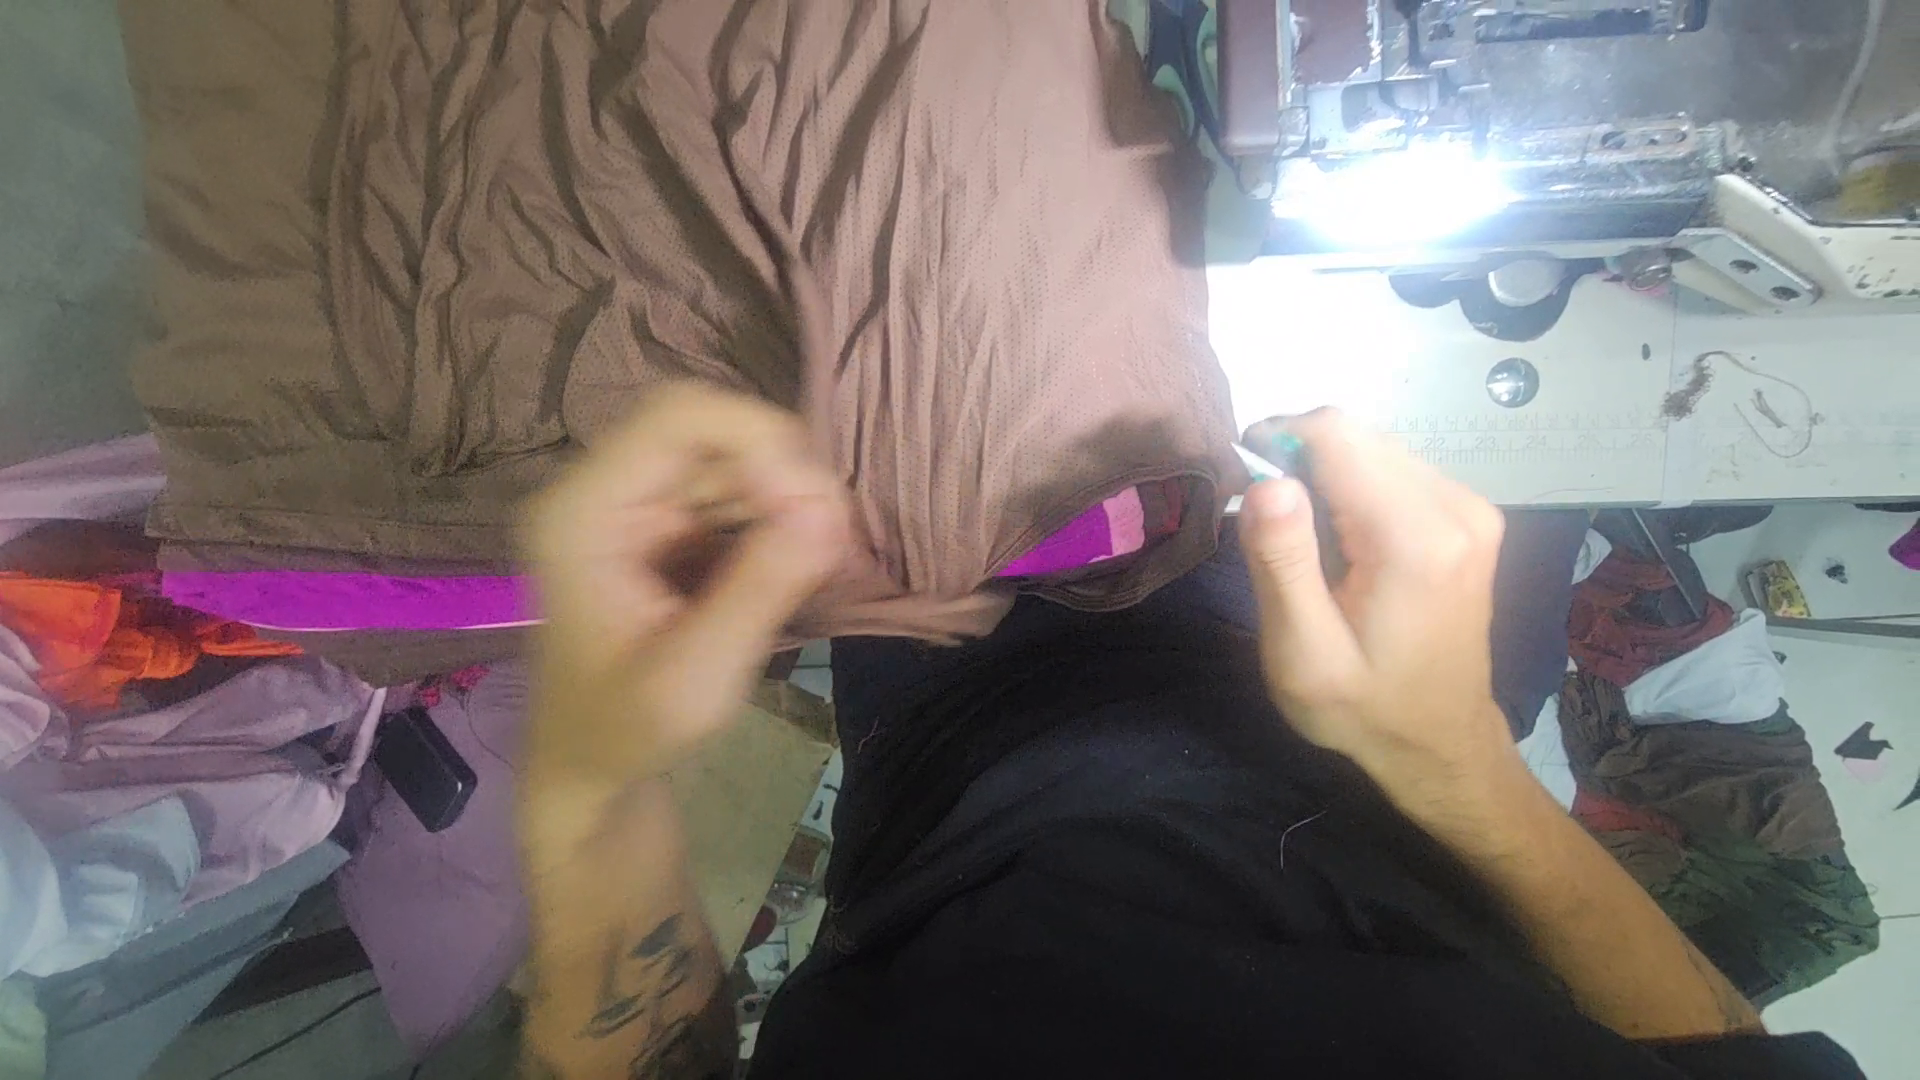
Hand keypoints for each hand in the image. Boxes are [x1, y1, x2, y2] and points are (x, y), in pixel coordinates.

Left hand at [523, 382, 850, 786]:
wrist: (595, 763)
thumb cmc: (627, 730)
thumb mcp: (696, 675)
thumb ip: (760, 590)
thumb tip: (829, 515)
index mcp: (586, 514)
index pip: (678, 418)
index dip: (757, 442)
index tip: (806, 513)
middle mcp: (610, 490)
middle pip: (716, 430)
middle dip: (786, 476)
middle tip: (830, 542)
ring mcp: (643, 505)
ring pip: (738, 457)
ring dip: (791, 497)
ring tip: (823, 558)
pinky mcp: (674, 525)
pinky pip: (742, 491)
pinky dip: (783, 517)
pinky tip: (802, 560)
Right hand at [1238, 410, 1515, 807]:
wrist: (1436, 743)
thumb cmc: (1360, 705)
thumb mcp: (1301, 650)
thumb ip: (1282, 561)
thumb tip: (1266, 481)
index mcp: (1414, 538)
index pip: (1336, 435)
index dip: (1276, 442)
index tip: (1243, 488)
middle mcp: (1455, 507)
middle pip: (1354, 434)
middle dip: (1296, 460)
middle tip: (1263, 523)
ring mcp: (1468, 508)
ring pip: (1371, 446)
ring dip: (1320, 474)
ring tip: (1297, 538)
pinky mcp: (1466, 516)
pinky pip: (1391, 469)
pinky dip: (1348, 487)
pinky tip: (1335, 539)